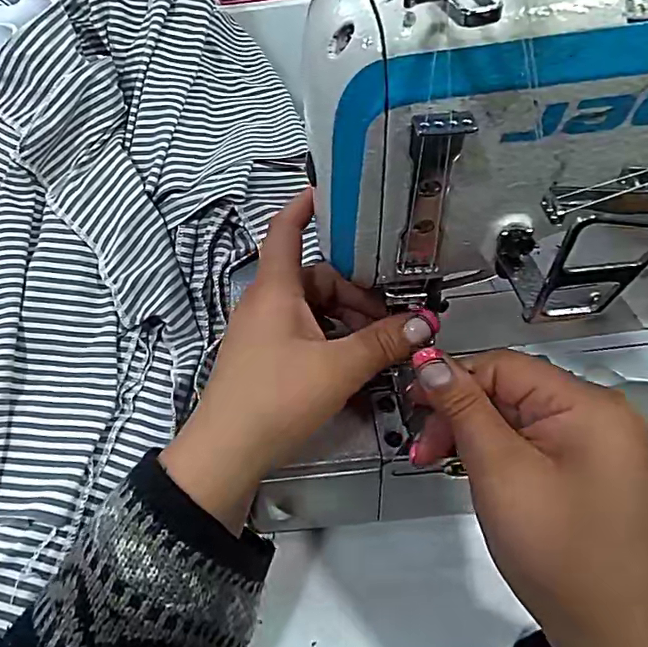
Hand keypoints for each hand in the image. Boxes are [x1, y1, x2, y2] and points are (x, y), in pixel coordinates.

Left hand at [161, 190, 435, 529]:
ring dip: (346, 321)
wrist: (225, 454)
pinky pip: (303, 332)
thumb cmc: (275, 399)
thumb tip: (422, 323)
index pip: (284, 229)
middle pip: (315, 277)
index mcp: (275, 290)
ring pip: (312, 308)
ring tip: (375, 350)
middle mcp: (264, 303)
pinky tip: (352, 366)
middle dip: (354, 294)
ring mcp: (261, 330)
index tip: (326, 192)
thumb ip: (381, 343)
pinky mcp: (263, 355)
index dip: (303, 205)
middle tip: (388, 322)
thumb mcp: (337, 369)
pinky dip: (329, 340)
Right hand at [411, 350, 647, 646]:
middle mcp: (604, 417)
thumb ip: (464, 410)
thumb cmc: (567, 563)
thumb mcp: (500, 473)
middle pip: (512, 389)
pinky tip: (480, 474)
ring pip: (520, 417)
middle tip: (427, 444)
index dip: (454, 380)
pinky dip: (502, 453)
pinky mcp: (593, 471)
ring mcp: (602, 446)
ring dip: (477, 435)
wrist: (615, 641)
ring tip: (446, 462)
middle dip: (462, 413)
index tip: (417, 401)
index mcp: (590, 406)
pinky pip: (536, 442)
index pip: (504, 366)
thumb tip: (434, 365)